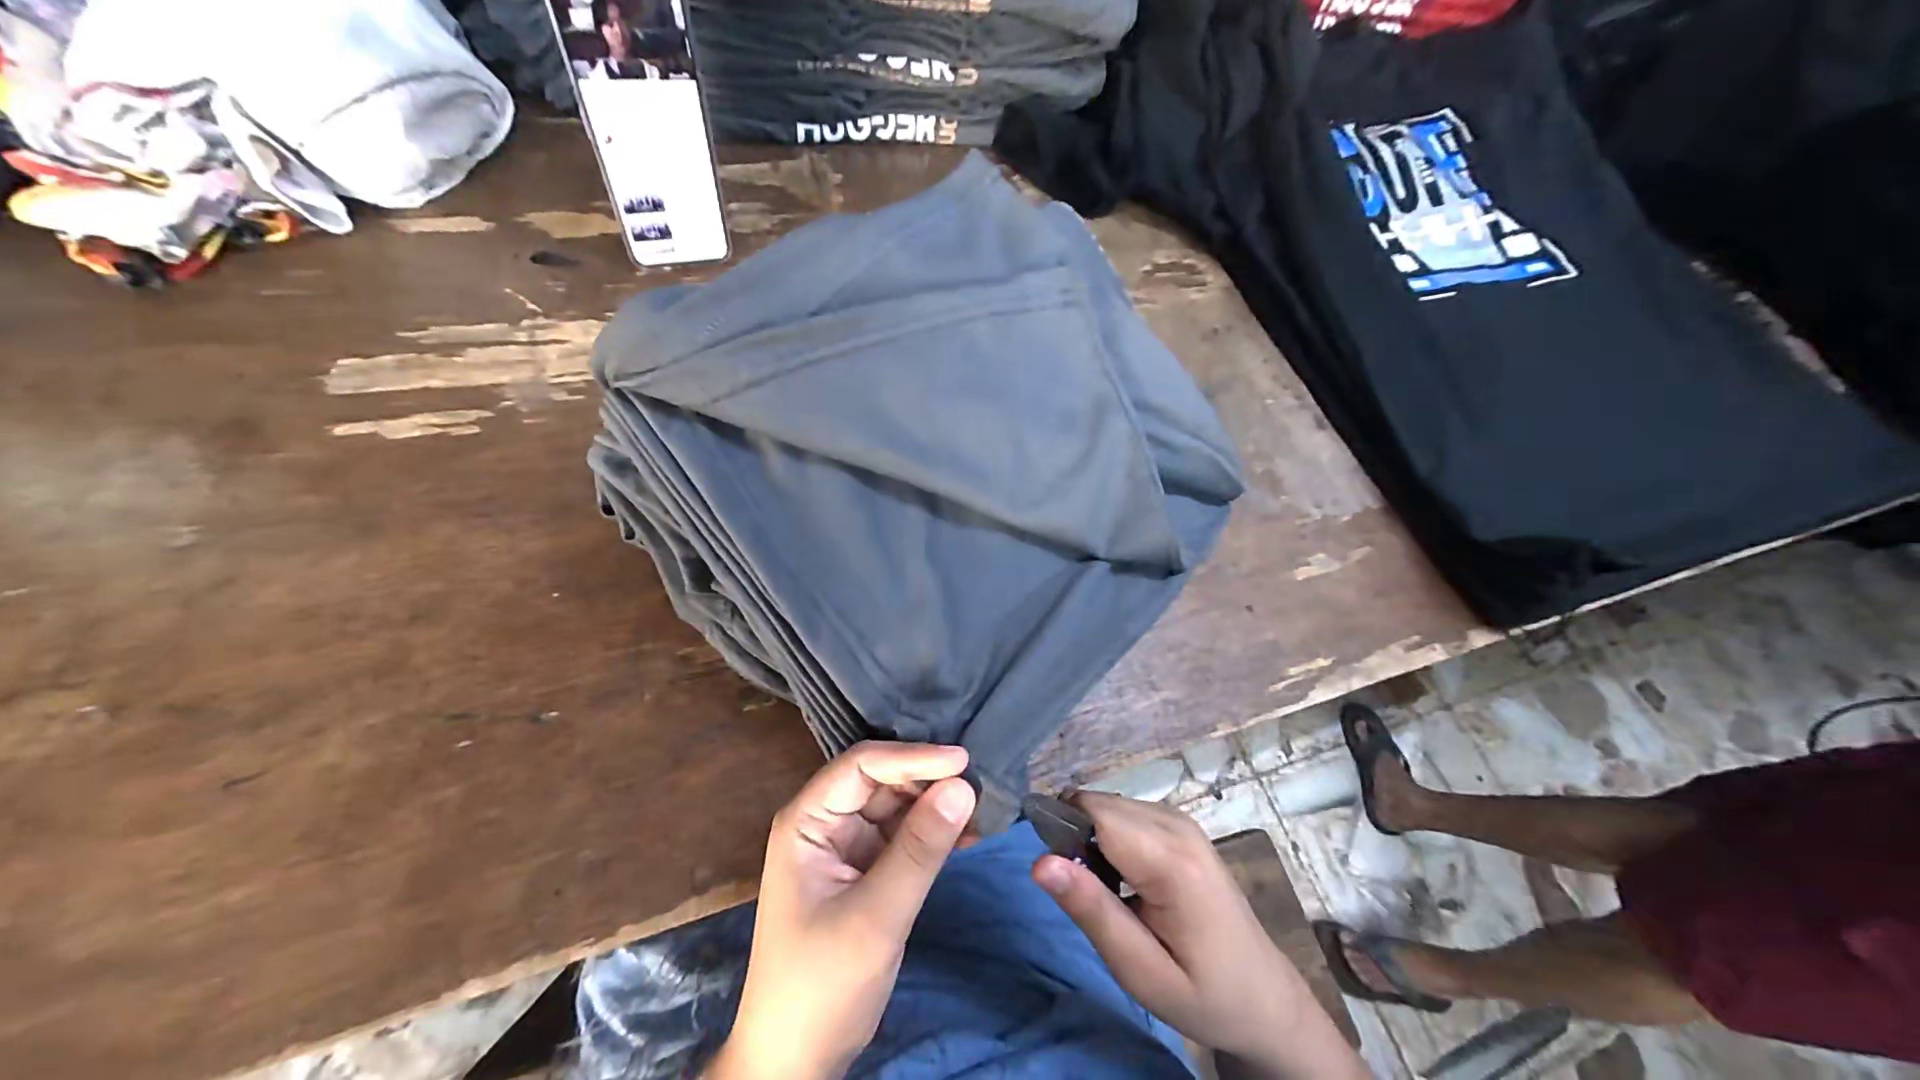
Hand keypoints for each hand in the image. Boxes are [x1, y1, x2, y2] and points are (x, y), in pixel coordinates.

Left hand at [706, 742, 976, 1079]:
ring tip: (984, 809)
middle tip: (983, 785)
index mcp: (806, 822)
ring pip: (896, 807)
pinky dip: (934, 835)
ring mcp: (845, 847)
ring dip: (937, 807)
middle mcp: (825, 824)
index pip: (861, 765)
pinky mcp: (865, 871)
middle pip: (881, 781)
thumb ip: (920, 849)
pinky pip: (903, 838)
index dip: (912, 757)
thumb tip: (964, 786)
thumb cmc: (822, 986)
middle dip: (929, 781)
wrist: (795, 1060)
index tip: (963, 761)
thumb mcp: (876, 917)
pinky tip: (970, 837)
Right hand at [1031, 793, 1366, 1079]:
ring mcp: (1182, 820)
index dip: (1063, 835)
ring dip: (1090, 838)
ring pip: (1107, 805)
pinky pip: (1124, 811)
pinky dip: (1108, 836)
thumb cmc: (1203, 995)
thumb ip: (1091, 911)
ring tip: (1104, 891)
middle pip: (1098, 805)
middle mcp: (1177, 825)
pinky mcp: (1180, 824)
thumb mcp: (1140, 971)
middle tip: (1082, 894)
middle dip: (1074, 837)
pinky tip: (1120, 877)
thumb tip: (1039, 862)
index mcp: (1171, 861)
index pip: (1093, 813)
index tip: (1058, 878)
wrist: (1265, 998)